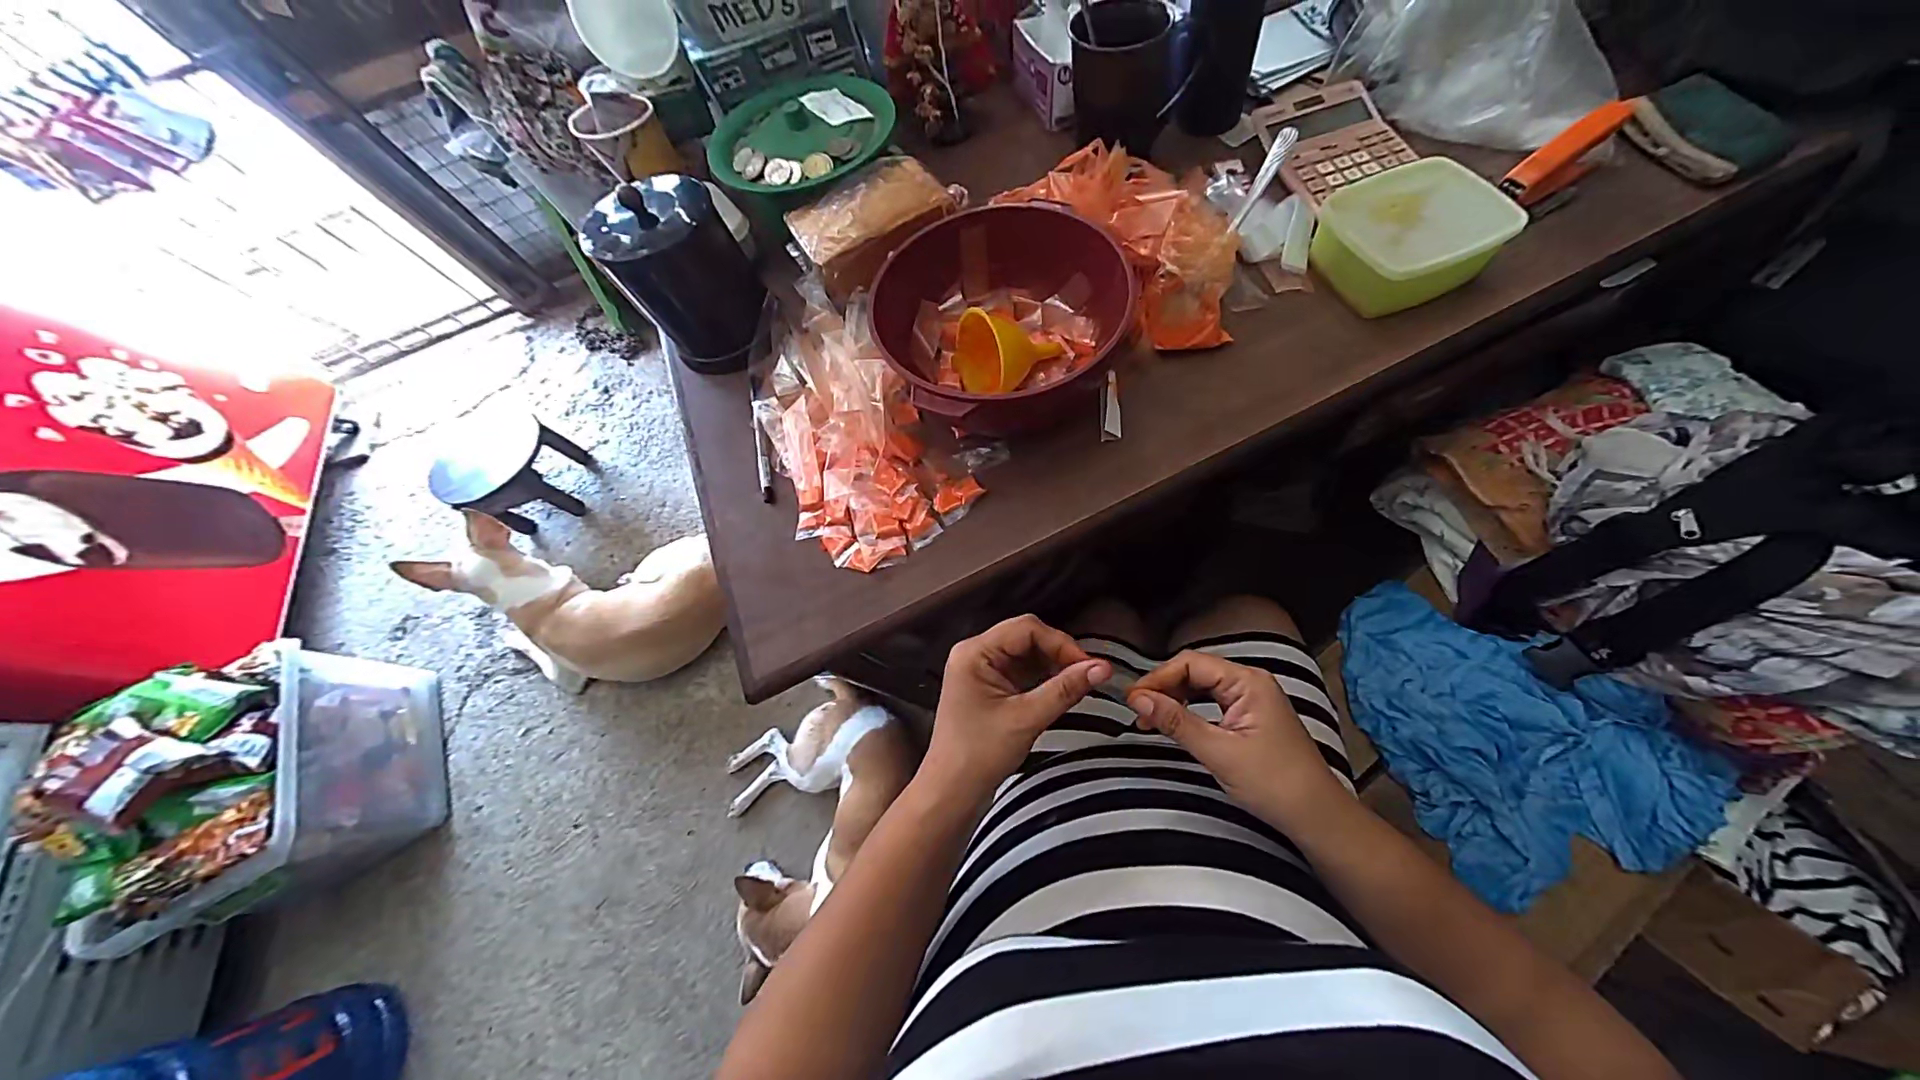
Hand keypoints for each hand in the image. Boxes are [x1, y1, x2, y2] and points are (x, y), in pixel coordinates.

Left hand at [921, 615, 1111, 805]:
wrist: (952, 791)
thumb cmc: (975, 756)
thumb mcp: (1026, 719)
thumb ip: (1065, 689)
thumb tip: (1099, 668)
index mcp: (973, 653)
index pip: (1026, 629)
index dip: (1060, 643)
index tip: (1087, 664)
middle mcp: (974, 655)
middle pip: (1027, 637)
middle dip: (1058, 653)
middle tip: (1086, 674)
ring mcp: (981, 670)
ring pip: (1028, 654)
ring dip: (1053, 666)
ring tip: (1076, 685)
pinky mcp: (990, 686)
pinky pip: (1023, 671)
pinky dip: (1044, 679)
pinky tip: (1060, 692)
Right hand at [1127, 650, 1350, 829]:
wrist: (1317, 817)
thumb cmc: (1273, 783)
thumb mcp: (1218, 752)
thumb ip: (1176, 721)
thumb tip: (1138, 699)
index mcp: (1248, 682)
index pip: (1190, 663)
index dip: (1157, 678)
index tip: (1132, 700)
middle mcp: (1251, 682)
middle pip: (1194, 671)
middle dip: (1163, 688)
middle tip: (1138, 712)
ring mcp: (1252, 699)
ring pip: (1201, 686)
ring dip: (1174, 699)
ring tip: (1150, 719)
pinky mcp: (1250, 716)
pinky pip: (1211, 701)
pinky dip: (1189, 710)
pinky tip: (1174, 723)